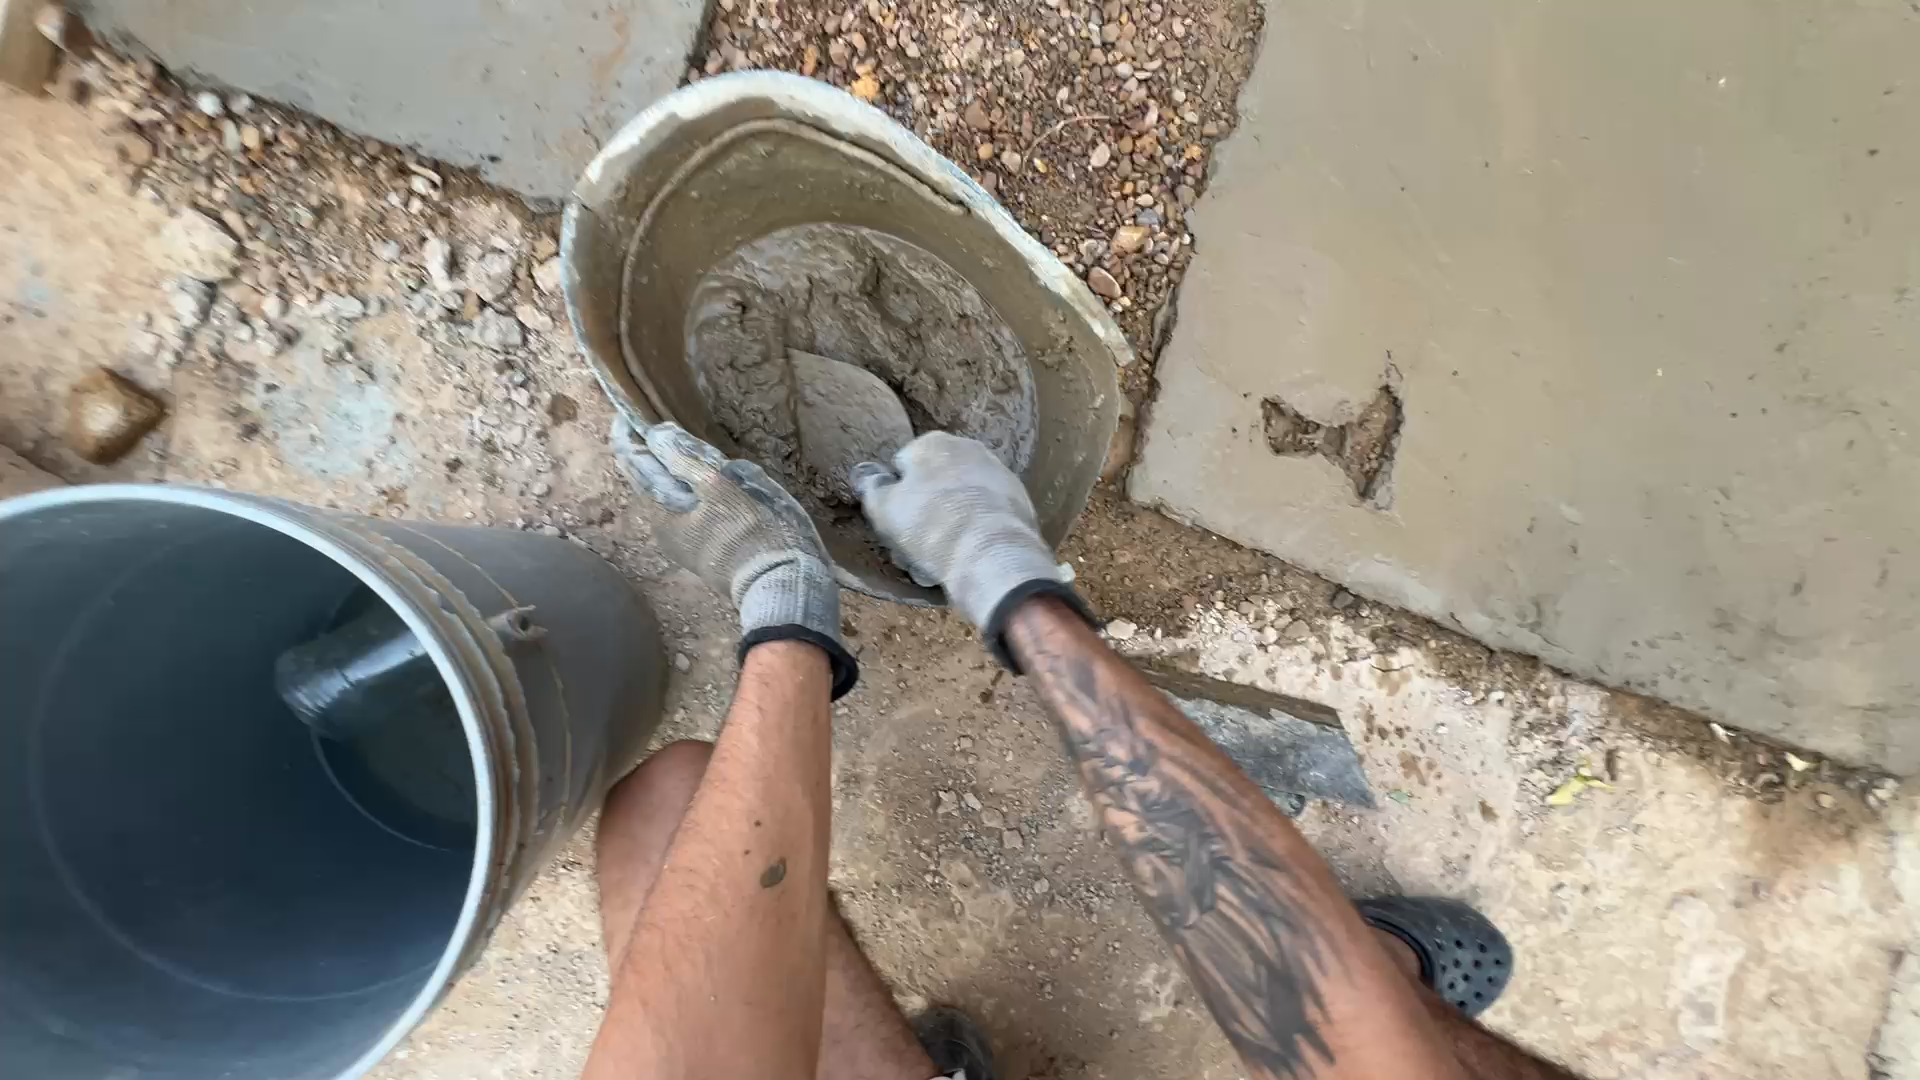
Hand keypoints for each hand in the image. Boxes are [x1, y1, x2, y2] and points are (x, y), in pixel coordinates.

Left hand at [613, 419, 855, 698]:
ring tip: (688, 451)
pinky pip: (697, 511)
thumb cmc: (748, 532)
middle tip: (661, 429)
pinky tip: (713, 483)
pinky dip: (699, 492)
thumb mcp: (718, 488)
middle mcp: (668, 530)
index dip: (632, 440)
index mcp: (661, 514)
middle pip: (657, 484)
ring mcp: (690, 543)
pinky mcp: (712, 550)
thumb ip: (685, 463)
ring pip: (679, 498)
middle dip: (659, 458)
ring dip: (682, 475)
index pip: (638, 468)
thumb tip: (658, 439)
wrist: (778, 581)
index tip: (627, 416)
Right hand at [854, 432, 1091, 667]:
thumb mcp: (883, 508)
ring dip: (948, 527)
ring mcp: (999, 473)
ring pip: (960, 503)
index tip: (896, 526)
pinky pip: (984, 516)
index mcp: (933, 443)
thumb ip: (870, 487)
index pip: (902, 468)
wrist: (990, 553)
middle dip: (923, 515)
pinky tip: (967, 556)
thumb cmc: (929, 525)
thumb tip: (866, 475)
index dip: (895, 500)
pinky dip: (975, 532)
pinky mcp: (1019, 501)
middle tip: (915, 550)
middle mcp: (969, 448)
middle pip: (934, 486)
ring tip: (940, 561)